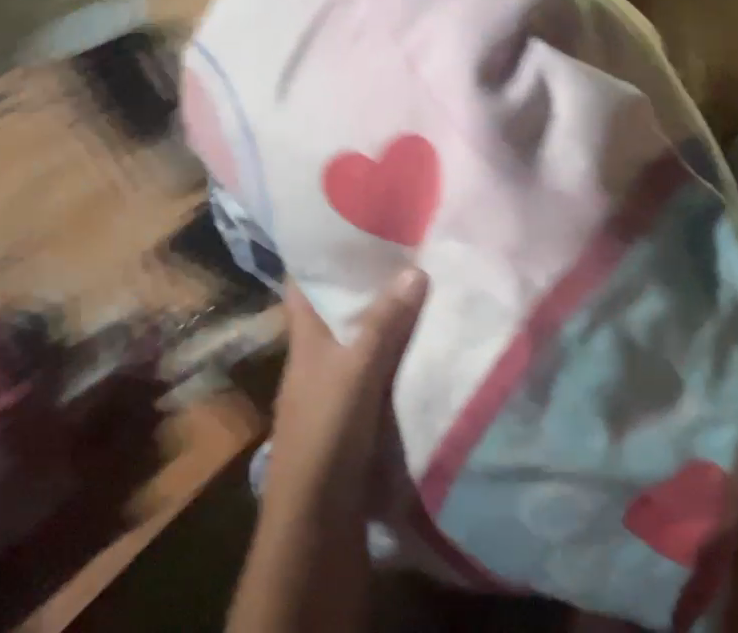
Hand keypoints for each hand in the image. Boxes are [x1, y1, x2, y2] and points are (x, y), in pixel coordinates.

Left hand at [264, 269, 428, 511]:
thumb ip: (384, 323)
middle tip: (413, 246)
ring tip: (432, 282)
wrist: (318, 518)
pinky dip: (401, 353)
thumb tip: (414, 269)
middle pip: (340, 307)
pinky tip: (432, 342)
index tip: (359, 220)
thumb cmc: (327, 434)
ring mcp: (337, 385)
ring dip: (391, 316)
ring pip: (364, 337)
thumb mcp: (356, 371)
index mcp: (305, 338)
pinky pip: (382, 368)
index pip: (306, 282)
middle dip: (370, 280)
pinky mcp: (357, 413)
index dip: (324, 251)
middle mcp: (318, 356)